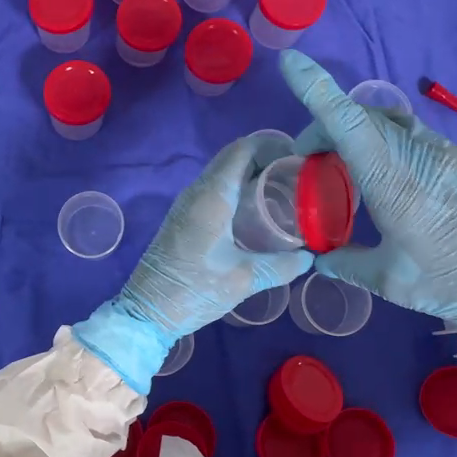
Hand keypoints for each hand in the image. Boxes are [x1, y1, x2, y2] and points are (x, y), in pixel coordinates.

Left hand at [74, 134, 313, 393]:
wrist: (147, 311)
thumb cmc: (195, 291)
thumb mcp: (244, 279)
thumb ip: (281, 265)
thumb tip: (310, 257)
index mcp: (212, 196)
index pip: (242, 150)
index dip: (271, 144)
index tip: (299, 155)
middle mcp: (197, 192)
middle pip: (233, 158)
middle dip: (265, 158)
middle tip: (297, 174)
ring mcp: (187, 204)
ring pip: (222, 174)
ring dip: (250, 174)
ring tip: (284, 190)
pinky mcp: (183, 218)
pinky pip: (214, 190)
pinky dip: (237, 190)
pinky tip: (257, 210)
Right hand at [279, 51, 456, 381]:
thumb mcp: (394, 283)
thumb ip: (348, 264)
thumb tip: (318, 258)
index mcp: (396, 182)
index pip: (349, 121)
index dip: (317, 88)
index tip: (290, 63)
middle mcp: (419, 155)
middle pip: (361, 116)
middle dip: (324, 126)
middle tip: (306, 162)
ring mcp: (444, 152)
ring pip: (386, 122)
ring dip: (354, 134)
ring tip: (339, 172)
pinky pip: (409, 136)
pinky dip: (380, 145)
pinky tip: (378, 181)